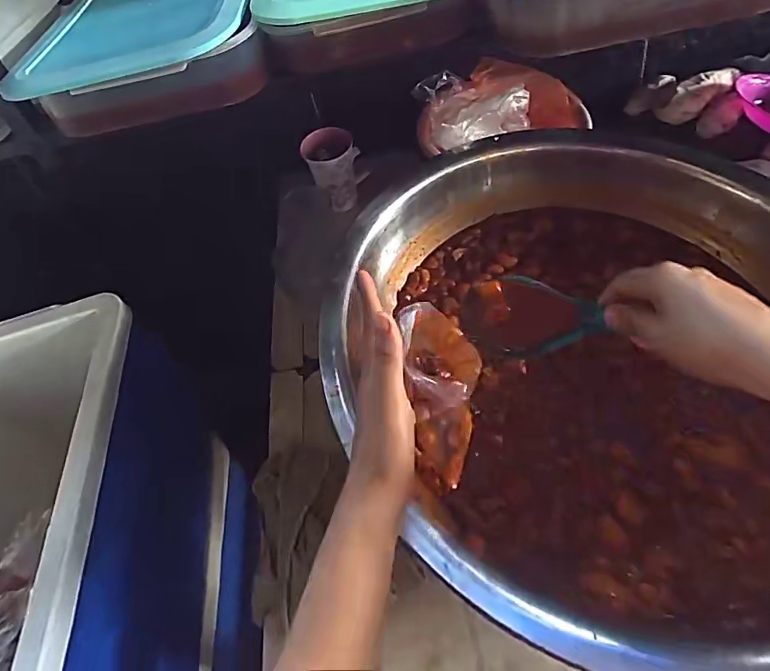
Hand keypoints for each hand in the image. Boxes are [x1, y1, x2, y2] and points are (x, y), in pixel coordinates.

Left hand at [349, 270, 415, 500]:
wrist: (378, 495)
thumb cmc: (385, 448)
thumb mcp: (389, 400)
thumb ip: (386, 360)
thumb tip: (382, 317)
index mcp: (370, 374)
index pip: (367, 328)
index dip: (365, 300)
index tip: (362, 273)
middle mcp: (370, 382)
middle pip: (367, 337)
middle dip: (368, 311)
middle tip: (371, 287)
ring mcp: (378, 400)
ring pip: (377, 355)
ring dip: (380, 333)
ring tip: (388, 317)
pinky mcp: (389, 416)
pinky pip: (391, 376)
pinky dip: (396, 361)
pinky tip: (407, 370)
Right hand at [600, 262, 769, 402]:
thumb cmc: (707, 347)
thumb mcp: (659, 339)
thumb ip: (631, 322)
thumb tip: (610, 312)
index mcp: (662, 276)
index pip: (624, 281)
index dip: (609, 298)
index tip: (601, 315)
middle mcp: (686, 272)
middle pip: (650, 285)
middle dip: (637, 307)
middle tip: (631, 333)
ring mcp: (713, 282)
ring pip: (676, 295)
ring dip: (662, 313)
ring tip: (663, 342)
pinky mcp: (735, 298)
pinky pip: (698, 303)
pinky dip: (687, 317)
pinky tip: (695, 342)